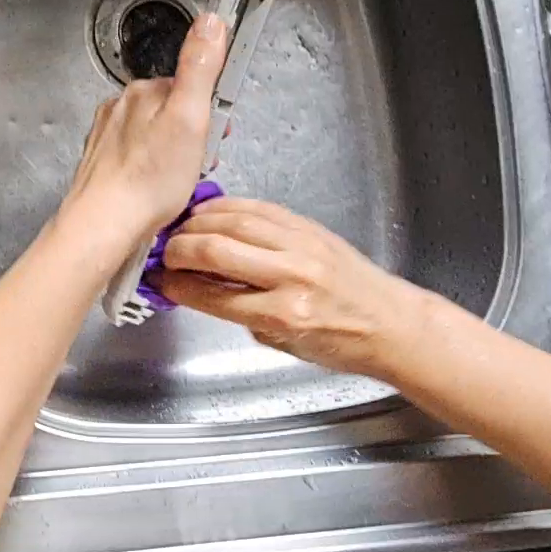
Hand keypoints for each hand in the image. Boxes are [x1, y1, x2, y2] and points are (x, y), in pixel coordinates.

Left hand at [54, 10, 227, 260]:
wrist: (104, 224)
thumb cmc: (150, 179)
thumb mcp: (190, 117)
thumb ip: (199, 67)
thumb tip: (210, 21)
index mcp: (143, 92)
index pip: (189, 86)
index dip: (211, 111)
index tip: (218, 133)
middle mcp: (121, 108)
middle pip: (172, 111)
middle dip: (193, 135)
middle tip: (199, 164)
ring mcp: (108, 136)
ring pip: (155, 136)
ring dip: (174, 155)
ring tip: (179, 183)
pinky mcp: (103, 164)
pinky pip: (138, 159)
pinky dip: (153, 171)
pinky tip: (158, 191)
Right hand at [157, 198, 426, 374]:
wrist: (391, 323)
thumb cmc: (339, 342)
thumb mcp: (282, 343)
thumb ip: (239, 313)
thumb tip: (196, 287)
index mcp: (283, 316)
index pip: (213, 296)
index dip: (178, 286)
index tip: (159, 280)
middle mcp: (291, 276)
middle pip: (217, 251)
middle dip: (179, 250)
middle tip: (162, 254)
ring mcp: (301, 245)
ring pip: (234, 222)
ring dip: (197, 224)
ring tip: (179, 230)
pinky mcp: (308, 227)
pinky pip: (258, 208)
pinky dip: (226, 208)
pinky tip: (208, 213)